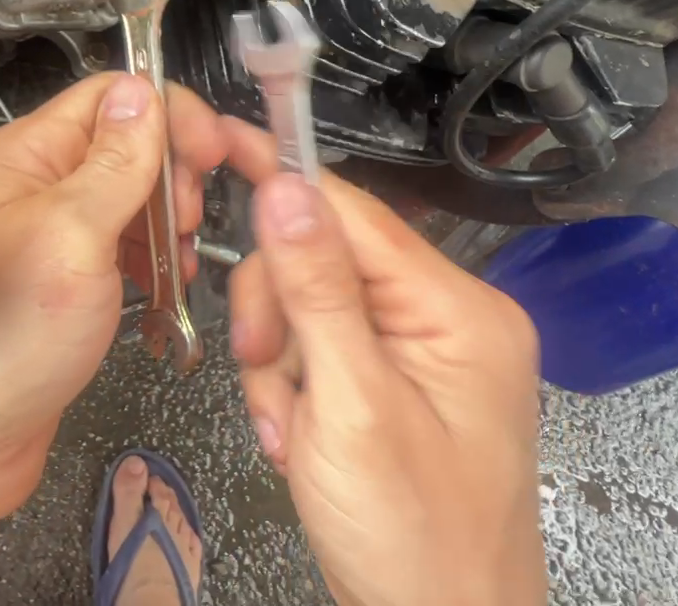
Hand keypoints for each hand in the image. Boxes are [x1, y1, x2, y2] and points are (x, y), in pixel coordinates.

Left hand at [0, 73, 228, 538]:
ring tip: (177, 260)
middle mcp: (36, 186)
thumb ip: (114, 163)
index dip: (165, 113)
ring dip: (164, 221)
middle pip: (123, 146)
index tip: (210, 152)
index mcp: (26, 154)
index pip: (108, 97)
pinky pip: (118, 251)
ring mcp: (50, 238)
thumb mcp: (71, 236)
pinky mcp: (62, 285)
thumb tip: (143, 91)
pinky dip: (150, 261)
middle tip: (186, 220)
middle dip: (170, 173)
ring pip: (126, 200)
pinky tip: (165, 286)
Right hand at [224, 121, 545, 605]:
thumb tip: (284, 187)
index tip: (221, 138)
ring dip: (276, 357)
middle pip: (317, 257)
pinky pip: (310, 342)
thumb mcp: (352, 407)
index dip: (281, 174)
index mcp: (456, 310)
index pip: (350, 212)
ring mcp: (414, 346)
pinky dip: (287, 381)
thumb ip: (316, 291)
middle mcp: (441, 314)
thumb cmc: (411, 538)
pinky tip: (298, 431)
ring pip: (302, 301)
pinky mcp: (387, 374)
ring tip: (289, 423)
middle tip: (263, 364)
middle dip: (274, 310)